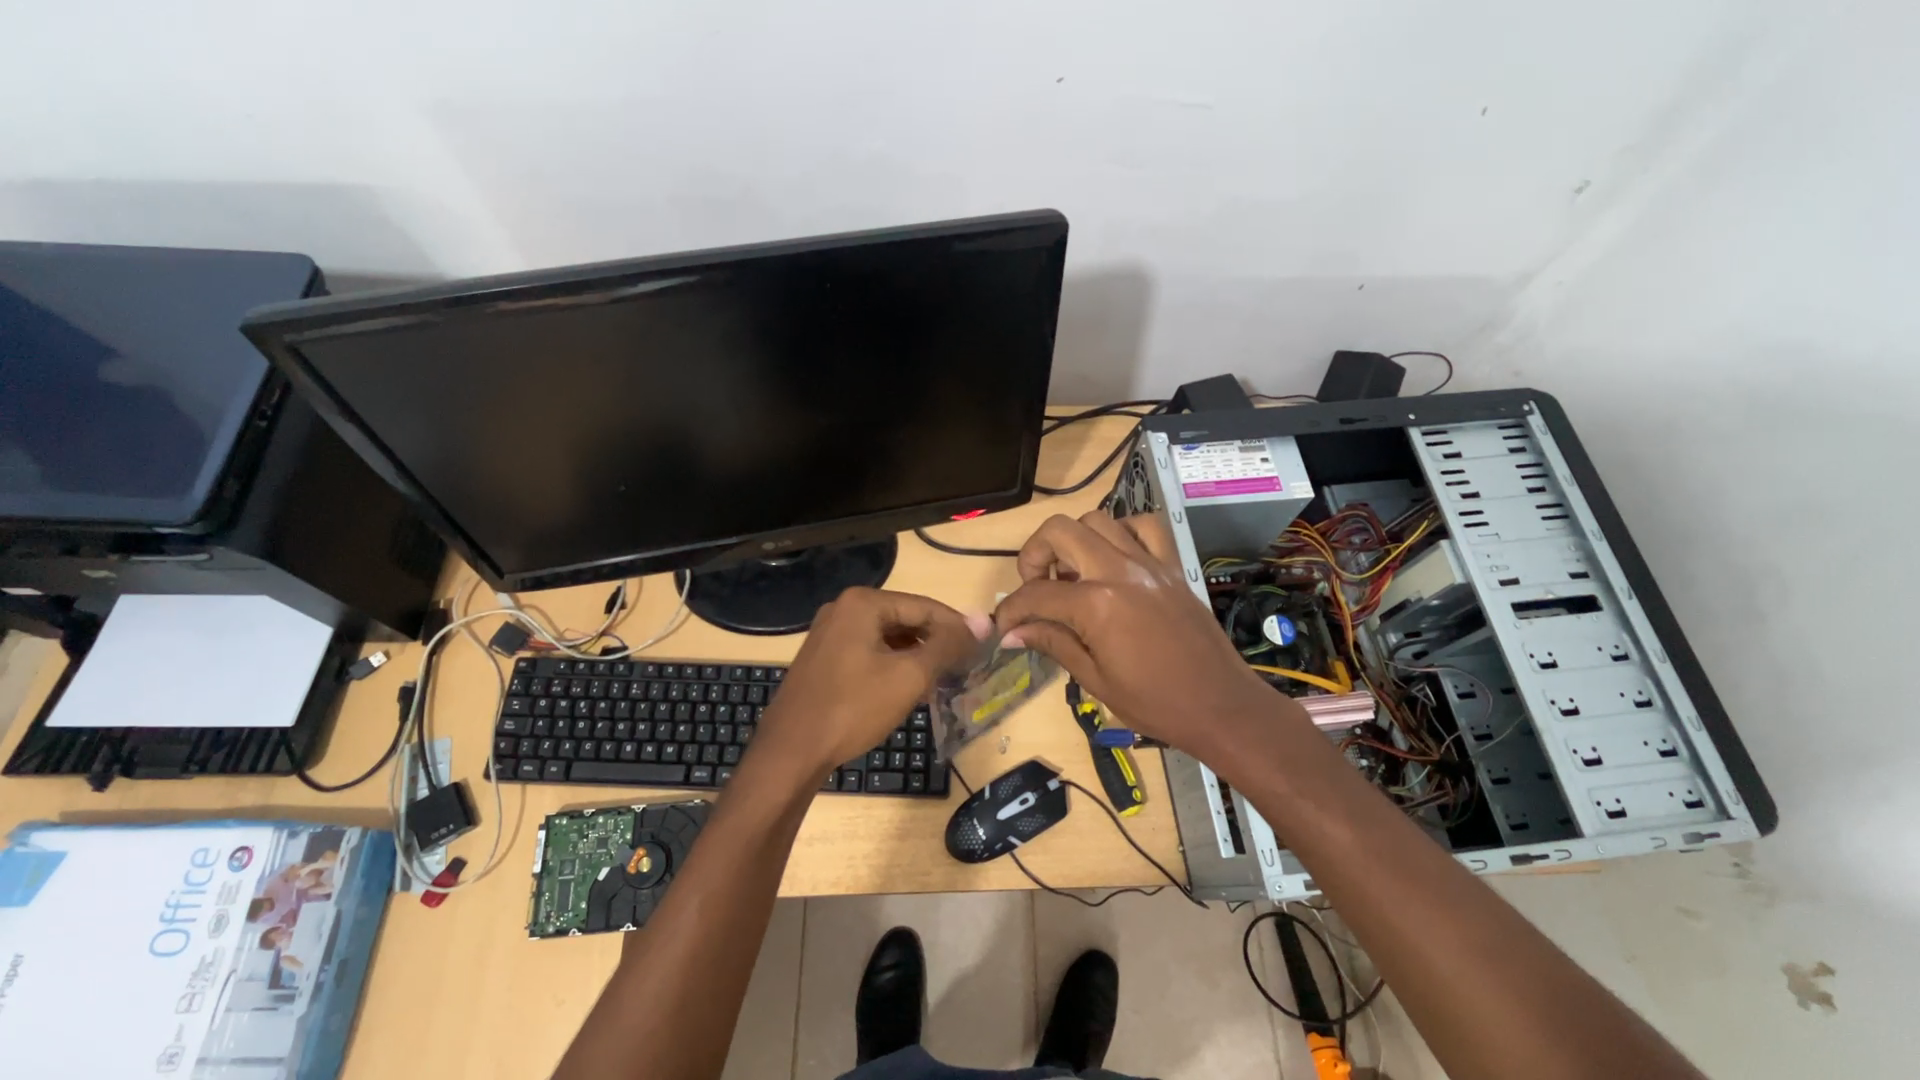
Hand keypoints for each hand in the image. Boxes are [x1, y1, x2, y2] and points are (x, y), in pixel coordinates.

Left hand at [756, 587, 986, 774]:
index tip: (983, 650)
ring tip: (942, 682)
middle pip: (906, 619)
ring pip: (888, 638)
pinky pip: (869, 652)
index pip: (926, 607)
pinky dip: (893, 666)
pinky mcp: (824, 658)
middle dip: (936, 643)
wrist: (792, 750)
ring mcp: (830, 633)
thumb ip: (947, 646)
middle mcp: (843, 609)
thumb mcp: (909, 676)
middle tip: (964, 669)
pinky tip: (909, 690)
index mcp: (863, 603)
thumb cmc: (853, 708)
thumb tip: (982, 623)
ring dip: (917, 657)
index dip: (958, 628)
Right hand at [993, 512, 1293, 756]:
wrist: (1221, 706)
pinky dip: (1122, 532)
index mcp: (1097, 604)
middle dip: (1035, 555)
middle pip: (1059, 532)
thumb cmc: (1156, 704)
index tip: (1003, 627)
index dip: (1011, 611)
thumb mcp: (1095, 680)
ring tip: (1073, 575)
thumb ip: (1053, 643)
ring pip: (1098, 519)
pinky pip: (1145, 526)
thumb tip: (1011, 634)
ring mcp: (1149, 563)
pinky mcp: (1172, 567)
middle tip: (1035, 588)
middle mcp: (1120, 570)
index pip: (1036, 595)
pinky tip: (1114, 559)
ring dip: (1075, 541)